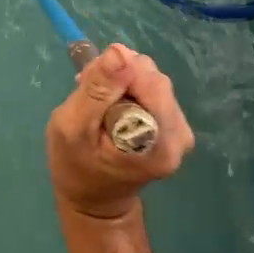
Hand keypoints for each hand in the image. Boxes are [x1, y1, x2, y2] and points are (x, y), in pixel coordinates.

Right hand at [46, 44, 195, 220]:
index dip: (116, 74)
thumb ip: (97, 90)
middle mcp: (180, 135)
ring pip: (152, 79)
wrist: (93, 200)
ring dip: (122, 82)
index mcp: (159, 141)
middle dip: (119, 77)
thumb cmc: (76, 166)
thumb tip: (119, 52)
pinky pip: (153, 90)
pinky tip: (111, 107)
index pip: (147, 80)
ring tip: (98, 104)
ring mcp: (180, 131)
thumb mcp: (72, 127)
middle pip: (153, 77)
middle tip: (89, 97)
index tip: (88, 84)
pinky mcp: (175, 126)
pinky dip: (129, 90)